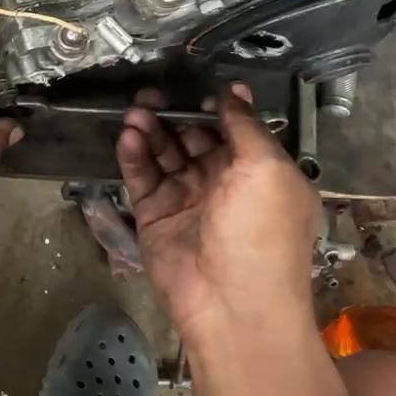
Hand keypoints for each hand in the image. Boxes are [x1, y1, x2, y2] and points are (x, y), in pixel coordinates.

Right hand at [116, 85, 319, 343]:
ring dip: (150, 130)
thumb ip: (246, 126)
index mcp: (260, 175)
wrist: (230, 304)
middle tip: (151, 96)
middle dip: (173, 115)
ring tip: (135, 114)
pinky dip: (133, 155)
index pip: (232, 131)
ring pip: (164, 153)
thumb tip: (235, 91)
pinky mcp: (154, 215)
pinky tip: (128, 137)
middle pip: (192, 137)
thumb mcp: (267, 171)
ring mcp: (186, 200)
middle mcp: (223, 184)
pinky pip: (142, 177)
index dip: (213, 110)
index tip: (194, 91)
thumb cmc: (261, 234)